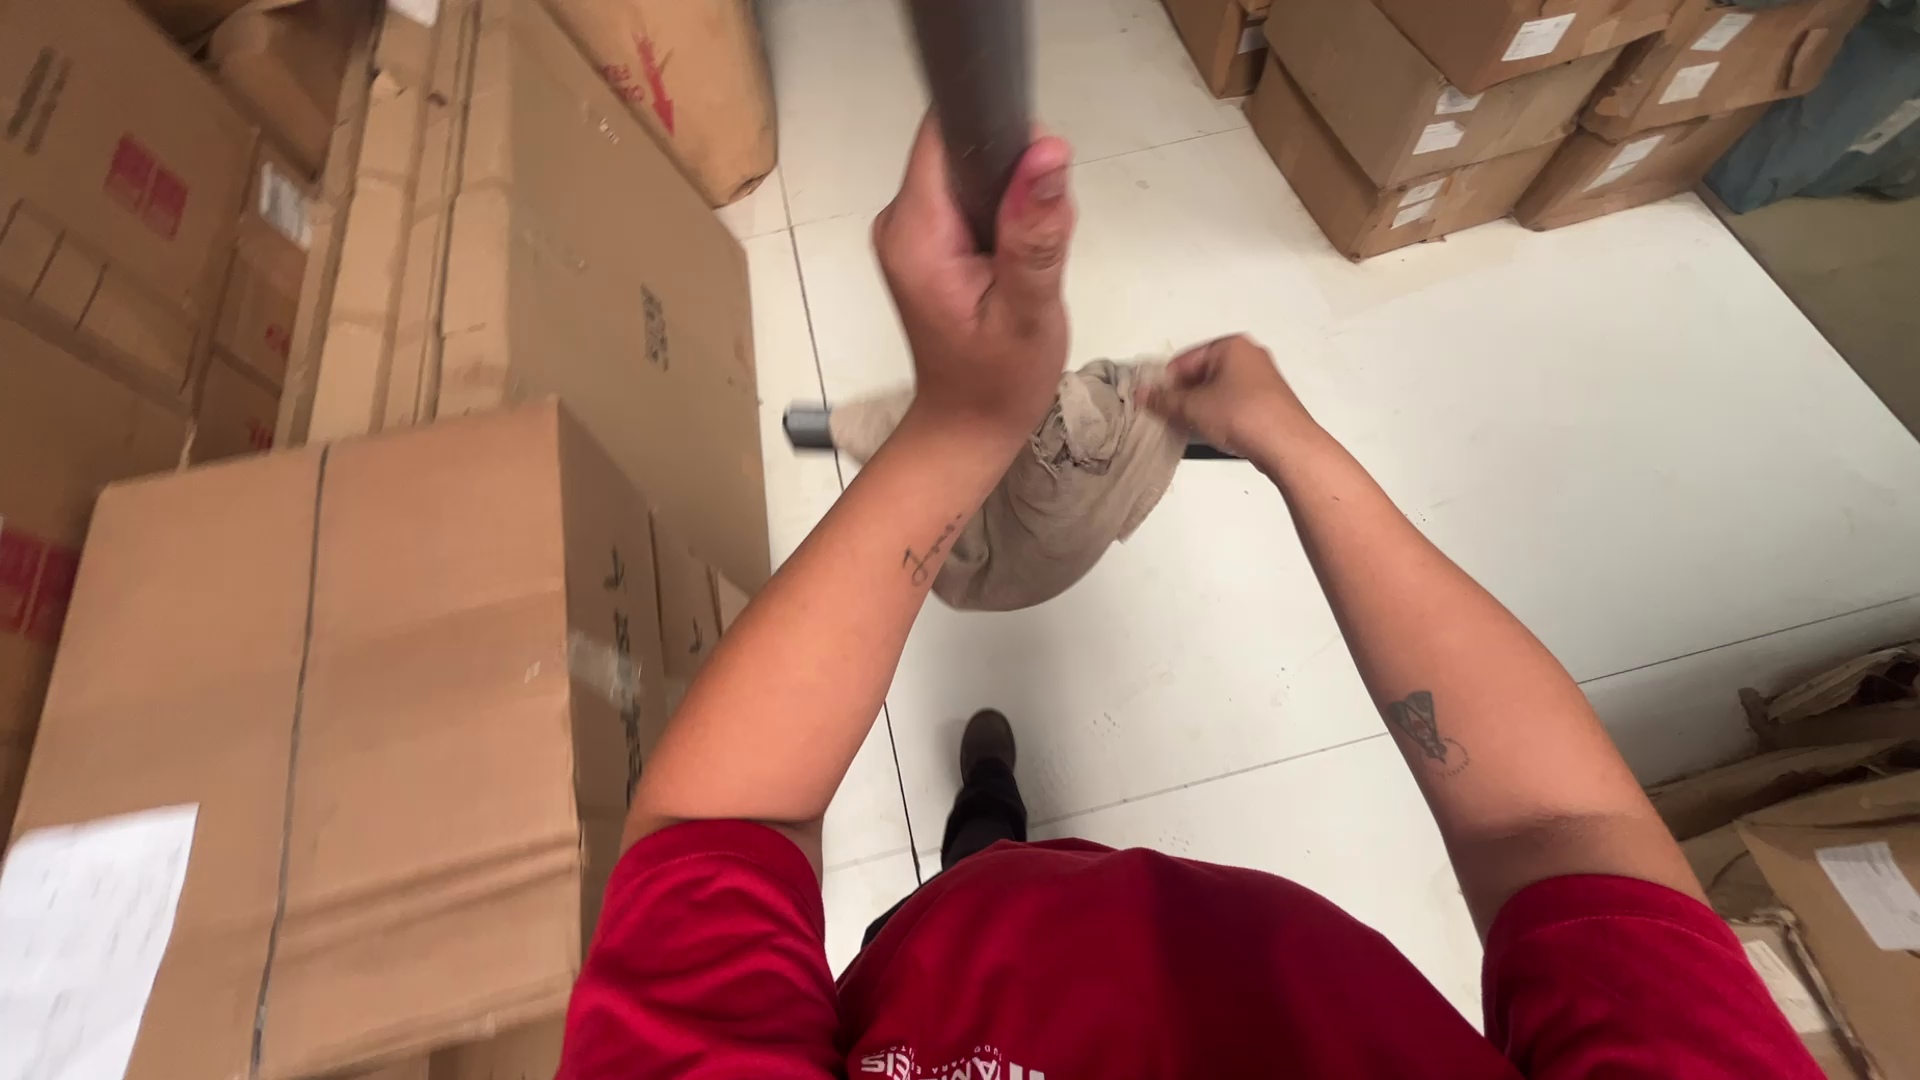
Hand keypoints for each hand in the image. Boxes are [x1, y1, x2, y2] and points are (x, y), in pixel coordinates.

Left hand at [873, 112, 1075, 438]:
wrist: (967, 426)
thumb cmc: (998, 384)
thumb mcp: (1028, 313)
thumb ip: (1035, 234)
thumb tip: (1049, 152)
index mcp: (916, 233)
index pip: (949, 133)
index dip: (1000, 138)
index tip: (1037, 185)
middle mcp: (901, 222)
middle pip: (963, 150)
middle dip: (1013, 179)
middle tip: (1037, 246)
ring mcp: (910, 234)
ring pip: (972, 175)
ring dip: (1011, 205)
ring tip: (1025, 265)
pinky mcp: (927, 246)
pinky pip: (971, 203)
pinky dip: (1002, 223)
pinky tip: (1012, 267)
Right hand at [1140, 335, 1321, 465]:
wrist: (1285, 444)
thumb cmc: (1245, 415)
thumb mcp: (1192, 407)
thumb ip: (1163, 400)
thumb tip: (1143, 394)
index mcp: (1231, 346)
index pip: (1184, 360)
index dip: (1165, 381)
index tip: (1154, 400)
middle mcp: (1248, 356)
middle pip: (1200, 374)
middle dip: (1182, 395)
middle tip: (1168, 415)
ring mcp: (1260, 379)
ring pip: (1216, 390)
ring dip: (1198, 407)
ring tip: (1189, 426)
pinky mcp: (1266, 402)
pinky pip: (1231, 403)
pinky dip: (1216, 415)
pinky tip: (1211, 431)